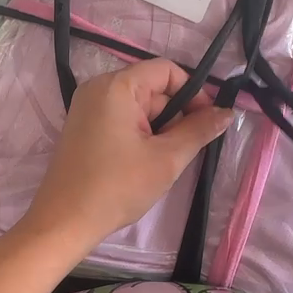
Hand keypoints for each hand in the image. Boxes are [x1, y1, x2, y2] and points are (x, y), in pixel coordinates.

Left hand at [20, 59, 232, 251]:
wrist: (65, 222)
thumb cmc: (117, 188)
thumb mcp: (166, 159)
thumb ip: (199, 131)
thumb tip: (226, 113)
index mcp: (117, 86)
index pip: (166, 71)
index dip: (193, 93)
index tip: (207, 123)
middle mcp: (98, 88)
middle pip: (152, 88)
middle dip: (175, 115)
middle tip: (185, 150)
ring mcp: (87, 108)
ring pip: (139, 107)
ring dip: (159, 129)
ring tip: (164, 161)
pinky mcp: (83, 128)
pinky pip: (121, 119)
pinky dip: (140, 135)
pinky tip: (144, 162)